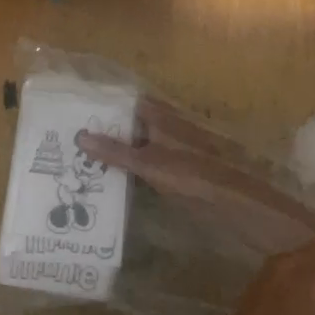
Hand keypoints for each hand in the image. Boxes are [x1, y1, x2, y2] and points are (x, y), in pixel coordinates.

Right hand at [77, 101, 314, 255]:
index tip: (75, 112)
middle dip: (108, 132)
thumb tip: (81, 135)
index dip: (108, 105)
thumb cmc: (199, 180)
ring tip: (82, 166)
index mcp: (166, 120)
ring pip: (141, 149)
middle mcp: (172, 133)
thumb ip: (119, 152)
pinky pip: (148, 171)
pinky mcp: (183, 180)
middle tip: (69, 143)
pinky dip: (131, 175)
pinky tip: (114, 189)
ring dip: (118, 155)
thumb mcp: (154, 165)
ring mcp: (179, 157)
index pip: (131, 103)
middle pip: (134, 126)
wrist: (244, 211)